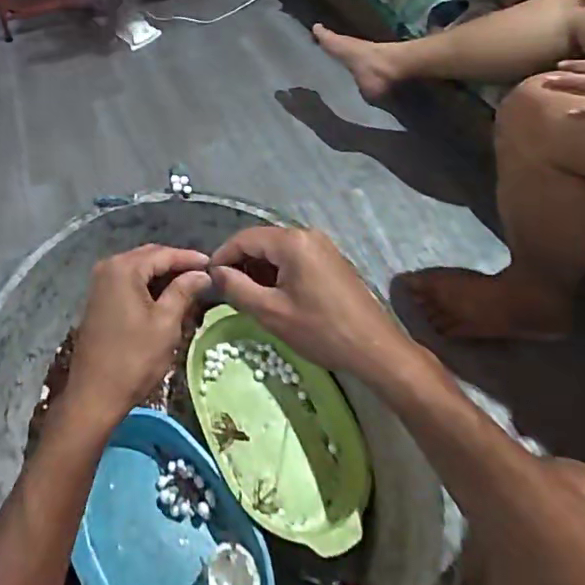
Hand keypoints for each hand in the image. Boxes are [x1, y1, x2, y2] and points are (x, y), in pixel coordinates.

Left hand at [64, 244, 212, 426]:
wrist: (95, 392)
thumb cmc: (134, 358)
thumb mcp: (165, 323)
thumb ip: (183, 291)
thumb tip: (202, 273)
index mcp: (124, 269)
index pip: (163, 254)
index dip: (190, 258)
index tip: (214, 264)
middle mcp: (109, 267)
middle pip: (149, 257)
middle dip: (176, 264)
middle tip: (203, 275)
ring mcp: (101, 282)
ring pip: (139, 269)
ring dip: (162, 276)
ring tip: (190, 286)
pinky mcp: (99, 298)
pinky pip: (128, 282)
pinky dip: (148, 286)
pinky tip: (166, 297)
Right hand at [207, 227, 410, 379]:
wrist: (375, 349)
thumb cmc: (321, 330)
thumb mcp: (271, 312)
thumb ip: (237, 288)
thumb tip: (216, 273)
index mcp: (292, 242)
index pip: (244, 238)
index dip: (222, 256)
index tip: (209, 278)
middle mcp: (307, 235)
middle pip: (261, 241)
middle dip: (241, 263)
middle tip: (226, 289)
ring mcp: (322, 246)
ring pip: (277, 251)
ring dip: (259, 269)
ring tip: (247, 295)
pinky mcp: (330, 260)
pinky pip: (294, 258)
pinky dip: (278, 272)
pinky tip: (273, 295)